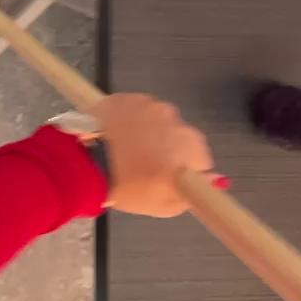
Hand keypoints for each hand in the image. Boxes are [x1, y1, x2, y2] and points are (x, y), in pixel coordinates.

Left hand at [91, 92, 214, 217]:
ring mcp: (148, 104)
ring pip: (157, 119)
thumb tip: (216, 181)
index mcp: (188, 145)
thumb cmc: (126, 186)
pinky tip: (118, 133)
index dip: (186, 170)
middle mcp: (174, 119)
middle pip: (179, 135)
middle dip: (168, 148)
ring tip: (128, 148)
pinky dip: (130, 118)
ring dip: (149, 130)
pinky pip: (135, 108)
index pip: (201, 159)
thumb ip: (195, 193)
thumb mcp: (164, 204)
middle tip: (145, 165)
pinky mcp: (126, 96)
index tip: (170, 177)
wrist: (84, 163)